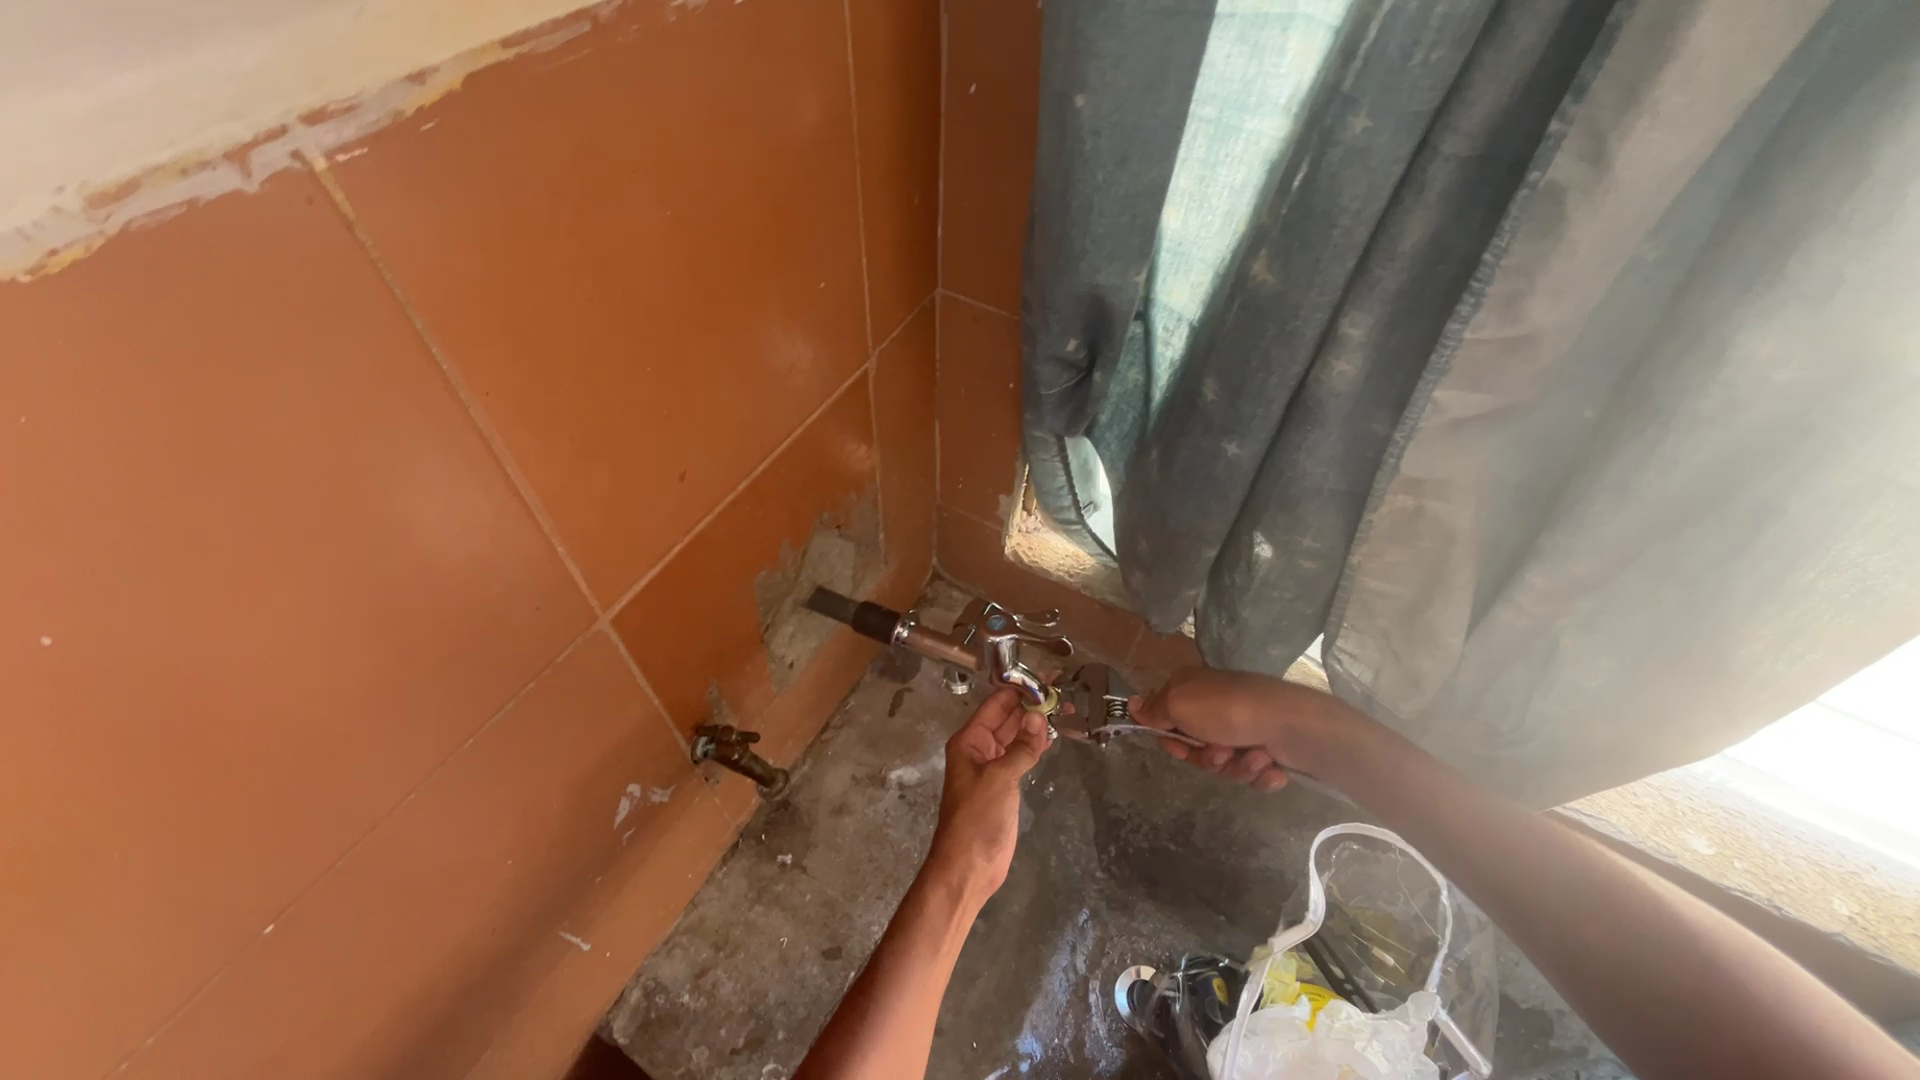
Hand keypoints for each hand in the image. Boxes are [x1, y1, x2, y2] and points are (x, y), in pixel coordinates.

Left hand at [926, 687, 1051, 897]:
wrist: (969, 866)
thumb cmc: (977, 819)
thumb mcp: (1000, 778)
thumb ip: (1021, 747)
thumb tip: (1039, 716)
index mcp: (969, 741)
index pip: (995, 705)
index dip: (1018, 689)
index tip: (1044, 677)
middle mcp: (979, 749)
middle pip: (1006, 718)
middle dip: (1030, 704)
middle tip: (1060, 690)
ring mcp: (992, 767)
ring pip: (1015, 736)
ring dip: (1035, 724)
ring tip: (1063, 708)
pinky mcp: (1004, 785)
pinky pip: (1020, 755)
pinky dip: (1035, 745)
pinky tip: (1052, 736)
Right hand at [1130, 666, 1341, 791]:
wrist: (1292, 725)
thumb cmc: (1228, 710)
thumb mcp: (1178, 704)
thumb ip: (1153, 709)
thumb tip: (1131, 702)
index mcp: (1193, 690)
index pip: (1166, 720)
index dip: (1171, 739)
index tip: (1178, 746)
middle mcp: (1215, 707)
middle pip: (1194, 748)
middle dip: (1207, 758)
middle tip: (1221, 751)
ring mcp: (1243, 729)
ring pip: (1223, 765)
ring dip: (1236, 767)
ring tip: (1254, 756)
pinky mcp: (1267, 749)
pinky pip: (1251, 774)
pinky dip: (1260, 774)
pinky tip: (1271, 766)